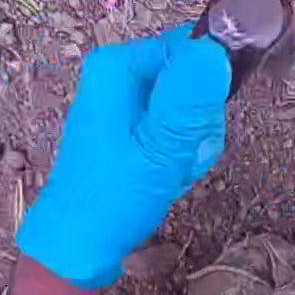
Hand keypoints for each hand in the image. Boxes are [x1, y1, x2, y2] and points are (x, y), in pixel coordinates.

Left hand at [16, 24, 229, 287]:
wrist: (80, 245)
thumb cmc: (112, 198)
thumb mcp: (157, 150)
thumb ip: (187, 101)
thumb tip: (214, 49)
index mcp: (119, 65)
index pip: (194, 50)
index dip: (208, 90)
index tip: (198, 129)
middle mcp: (122, 73)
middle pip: (195, 80)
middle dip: (199, 126)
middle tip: (181, 159)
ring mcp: (128, 101)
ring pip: (193, 109)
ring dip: (193, 146)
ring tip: (171, 172)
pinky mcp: (134, 126)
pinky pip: (178, 129)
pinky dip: (181, 155)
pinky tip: (167, 175)